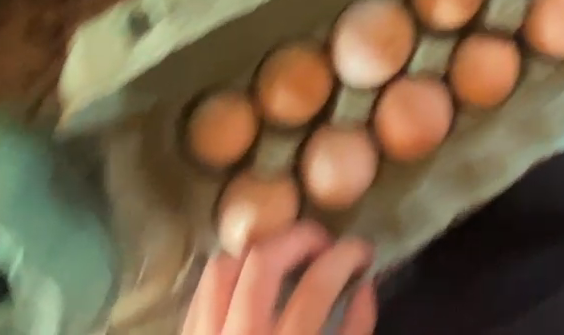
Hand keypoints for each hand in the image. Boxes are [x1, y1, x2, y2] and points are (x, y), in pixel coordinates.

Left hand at [182, 223, 376, 334]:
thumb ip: (354, 333)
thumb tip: (363, 286)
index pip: (317, 286)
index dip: (346, 257)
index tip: (363, 252)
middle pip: (263, 263)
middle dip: (299, 238)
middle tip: (325, 245)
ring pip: (221, 270)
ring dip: (258, 251)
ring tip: (286, 256)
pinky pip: (199, 296)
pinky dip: (226, 276)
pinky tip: (249, 279)